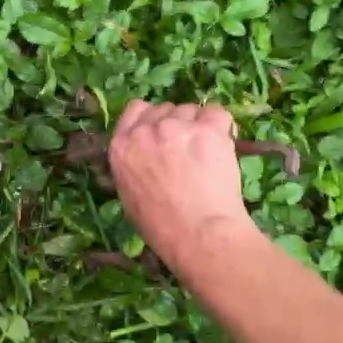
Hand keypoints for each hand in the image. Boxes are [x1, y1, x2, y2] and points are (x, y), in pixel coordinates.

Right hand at [108, 101, 260, 275]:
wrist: (198, 233)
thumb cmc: (160, 226)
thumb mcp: (129, 194)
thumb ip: (132, 164)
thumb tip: (146, 157)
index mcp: (121, 146)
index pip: (135, 109)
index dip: (150, 118)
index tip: (160, 132)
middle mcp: (146, 130)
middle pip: (163, 109)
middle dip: (174, 123)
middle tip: (186, 148)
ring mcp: (177, 126)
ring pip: (190, 110)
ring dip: (198, 125)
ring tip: (206, 153)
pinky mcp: (208, 128)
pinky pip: (217, 113)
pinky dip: (221, 126)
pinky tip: (221, 145)